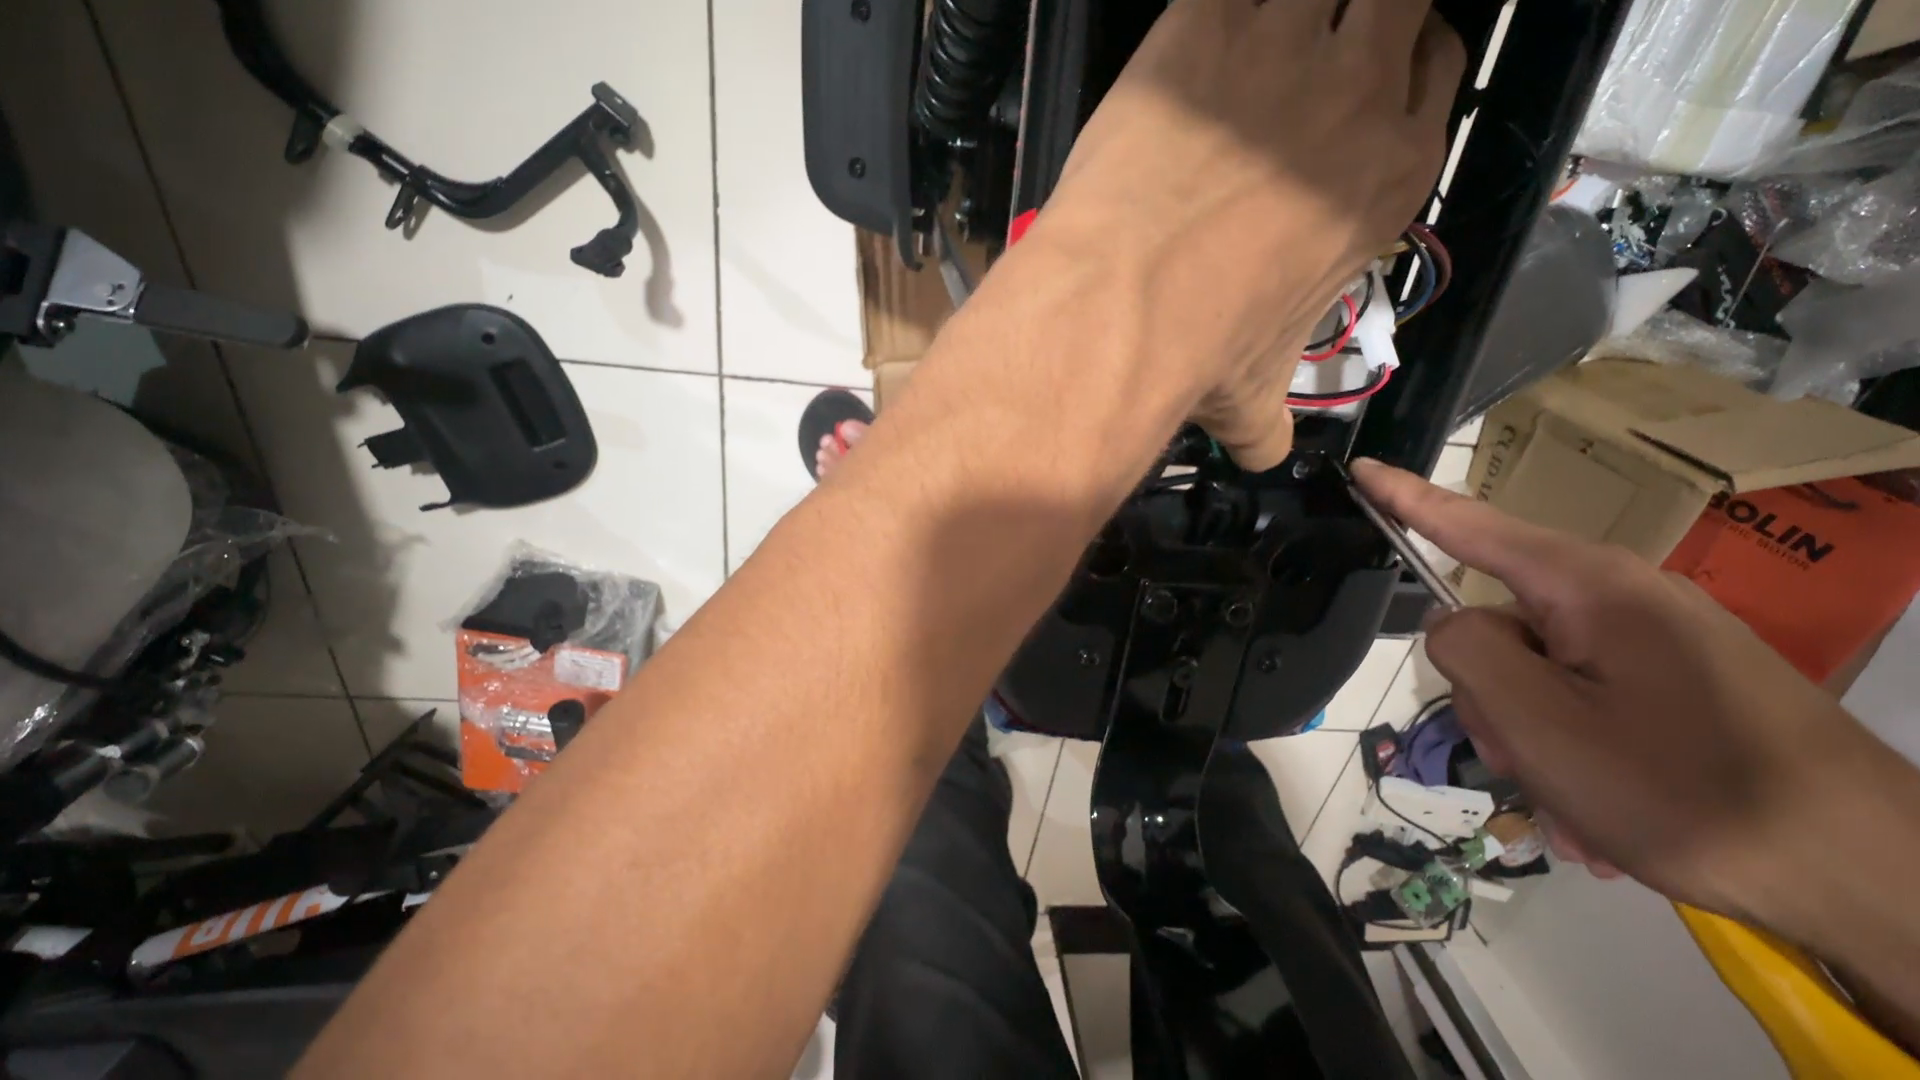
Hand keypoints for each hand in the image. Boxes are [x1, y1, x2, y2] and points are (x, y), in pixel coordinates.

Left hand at [1038, 0, 1462, 469]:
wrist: (1124, 306)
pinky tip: (1197, 20)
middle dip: (1368, 10)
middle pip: (1400, 3)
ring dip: (1299, 1)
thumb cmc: (1201, 352)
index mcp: (1391, 175)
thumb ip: (1268, 422)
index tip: (1372, 62)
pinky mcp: (1202, 28)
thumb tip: (1263, 456)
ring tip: (1251, 36)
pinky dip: (1217, 0)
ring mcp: (1283, 55)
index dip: (1405, 58)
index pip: (1438, 69)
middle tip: (1316, 32)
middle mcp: (1357, 99)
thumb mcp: (1251, 397)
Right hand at [1351, 459, 1900, 923]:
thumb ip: (1469, 653)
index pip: (1472, 527)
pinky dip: (1582, 763)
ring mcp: (1661, 645)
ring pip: (1544, 678)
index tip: (1362, 472)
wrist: (1866, 872)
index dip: (1408, 500)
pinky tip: (1606, 820)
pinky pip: (1594, 709)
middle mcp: (1625, 601)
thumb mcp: (1542, 723)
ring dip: (1539, 748)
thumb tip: (1452, 621)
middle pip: (1503, 627)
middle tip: (1523, 768)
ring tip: (1575, 814)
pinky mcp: (1686, 688)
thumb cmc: (1684, 789)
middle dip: (1493, 701)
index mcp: (1590, 589)